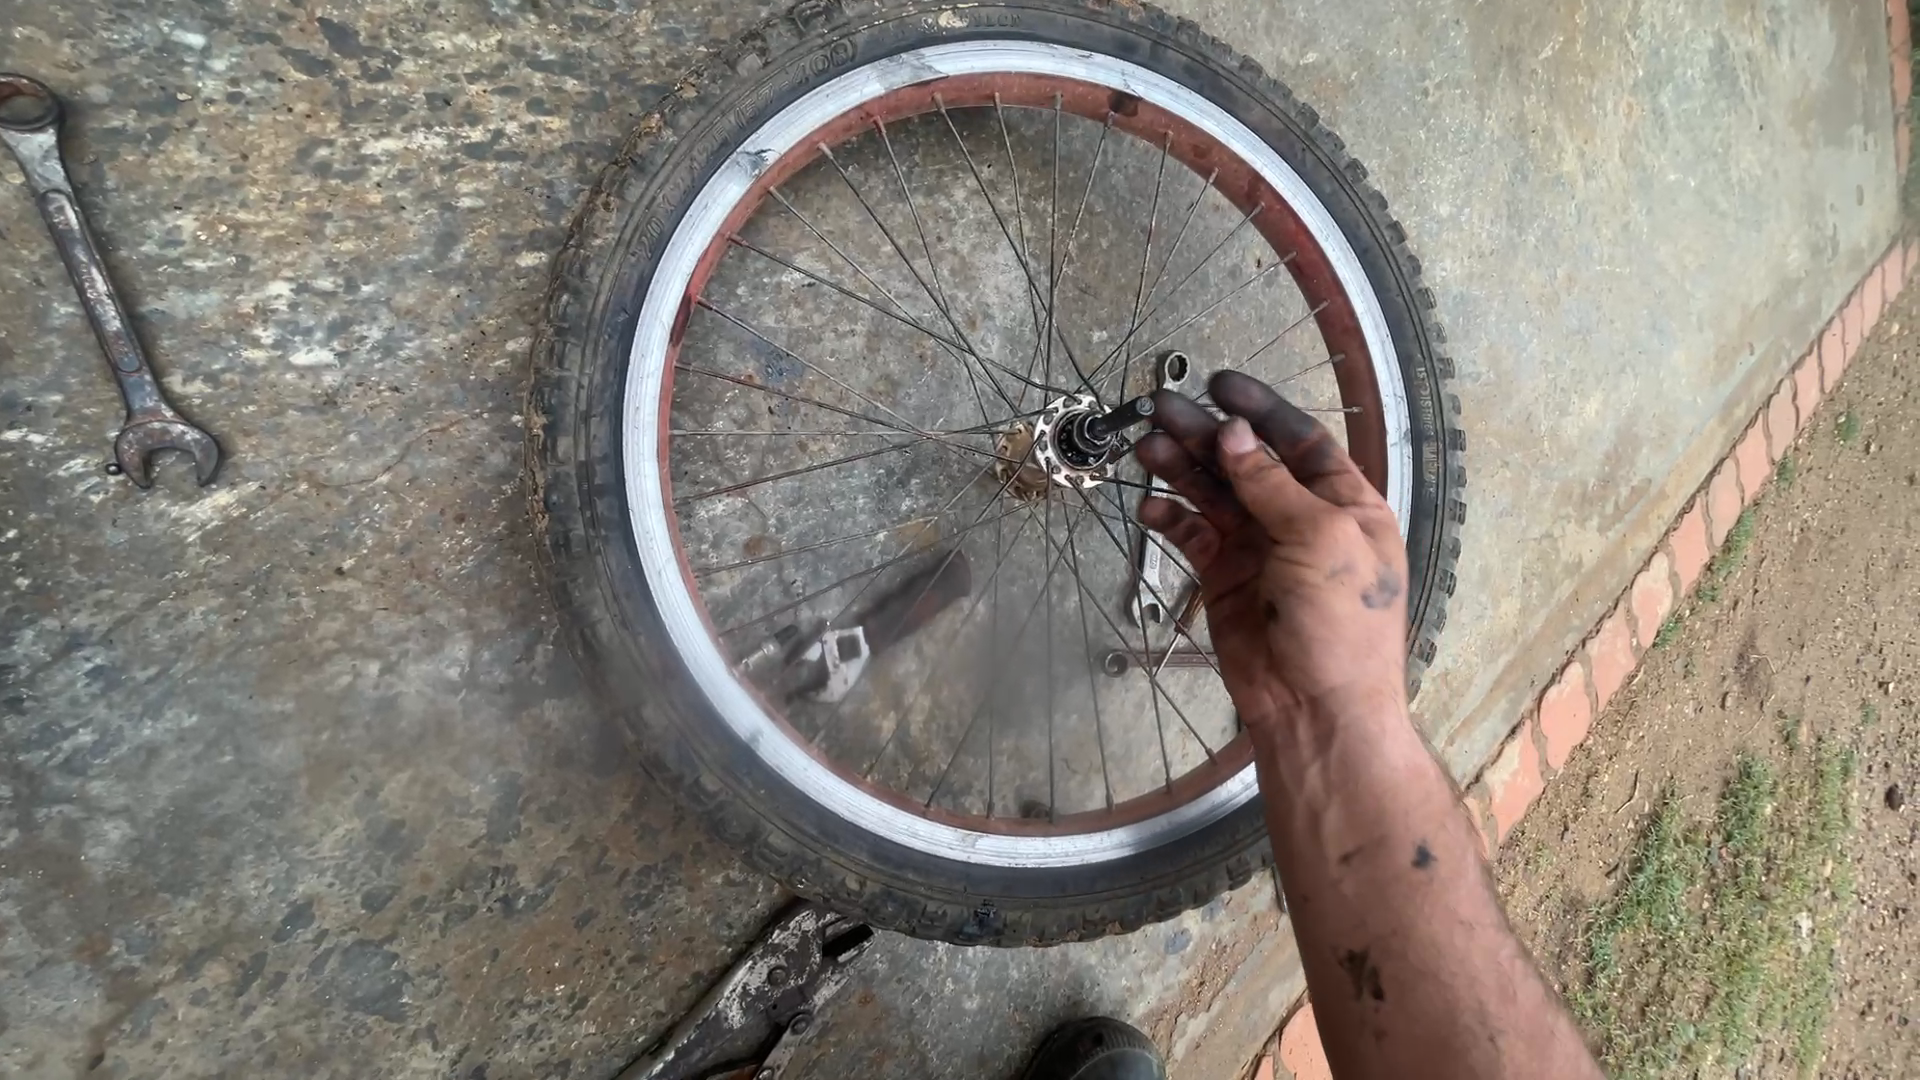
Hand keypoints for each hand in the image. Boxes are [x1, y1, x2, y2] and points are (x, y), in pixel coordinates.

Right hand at [1135, 371, 1408, 730]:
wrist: (1312, 705)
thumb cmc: (1339, 620)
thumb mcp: (1319, 539)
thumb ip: (1271, 484)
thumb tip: (1233, 434)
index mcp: (1340, 502)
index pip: (1297, 440)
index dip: (1259, 410)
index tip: (1219, 384)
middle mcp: (1295, 517)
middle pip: (1242, 462)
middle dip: (1202, 434)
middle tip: (1158, 409)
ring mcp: (1255, 545)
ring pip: (1210, 494)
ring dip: (1178, 469)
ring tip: (1144, 447)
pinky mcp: (1221, 574)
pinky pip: (1191, 535)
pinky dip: (1170, 519)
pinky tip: (1149, 508)